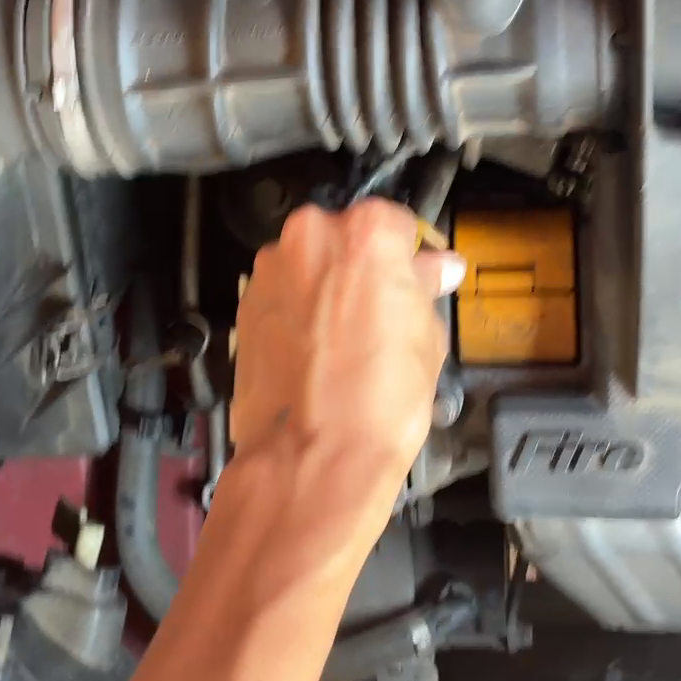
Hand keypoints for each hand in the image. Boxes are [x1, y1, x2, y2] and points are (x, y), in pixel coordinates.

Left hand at [230, 199, 464, 513]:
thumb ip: (425, 288)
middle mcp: (312, 238)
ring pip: (313, 263)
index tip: (417, 274)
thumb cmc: (374, 405)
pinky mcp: (246, 303)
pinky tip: (321, 347)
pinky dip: (301, 308)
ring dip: (330, 286)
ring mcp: (272, 270)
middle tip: (386, 309)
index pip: (398, 222)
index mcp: (367, 233)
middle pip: (348, 237)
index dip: (411, 254)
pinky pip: (284, 291)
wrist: (312, 458)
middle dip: (367, 266)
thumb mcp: (426, 338)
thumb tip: (434, 270)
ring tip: (351, 337)